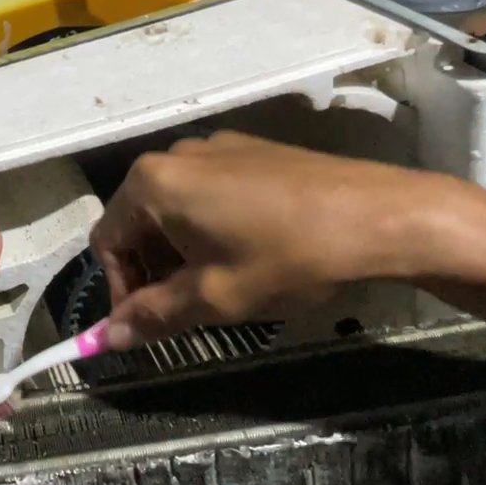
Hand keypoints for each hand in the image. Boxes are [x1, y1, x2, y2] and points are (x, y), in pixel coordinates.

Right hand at [88, 131, 459, 348]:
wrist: (377, 214)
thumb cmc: (287, 258)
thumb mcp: (215, 297)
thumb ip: (153, 315)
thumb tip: (108, 338)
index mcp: (151, 184)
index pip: (107, 241)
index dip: (119, 288)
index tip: (145, 323)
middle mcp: (172, 155)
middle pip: (137, 218)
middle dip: (150, 267)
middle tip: (183, 307)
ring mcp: (210, 146)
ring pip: (171, 204)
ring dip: (178, 246)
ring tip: (218, 280)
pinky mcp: (244, 148)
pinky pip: (204, 188)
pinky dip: (206, 222)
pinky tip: (247, 248)